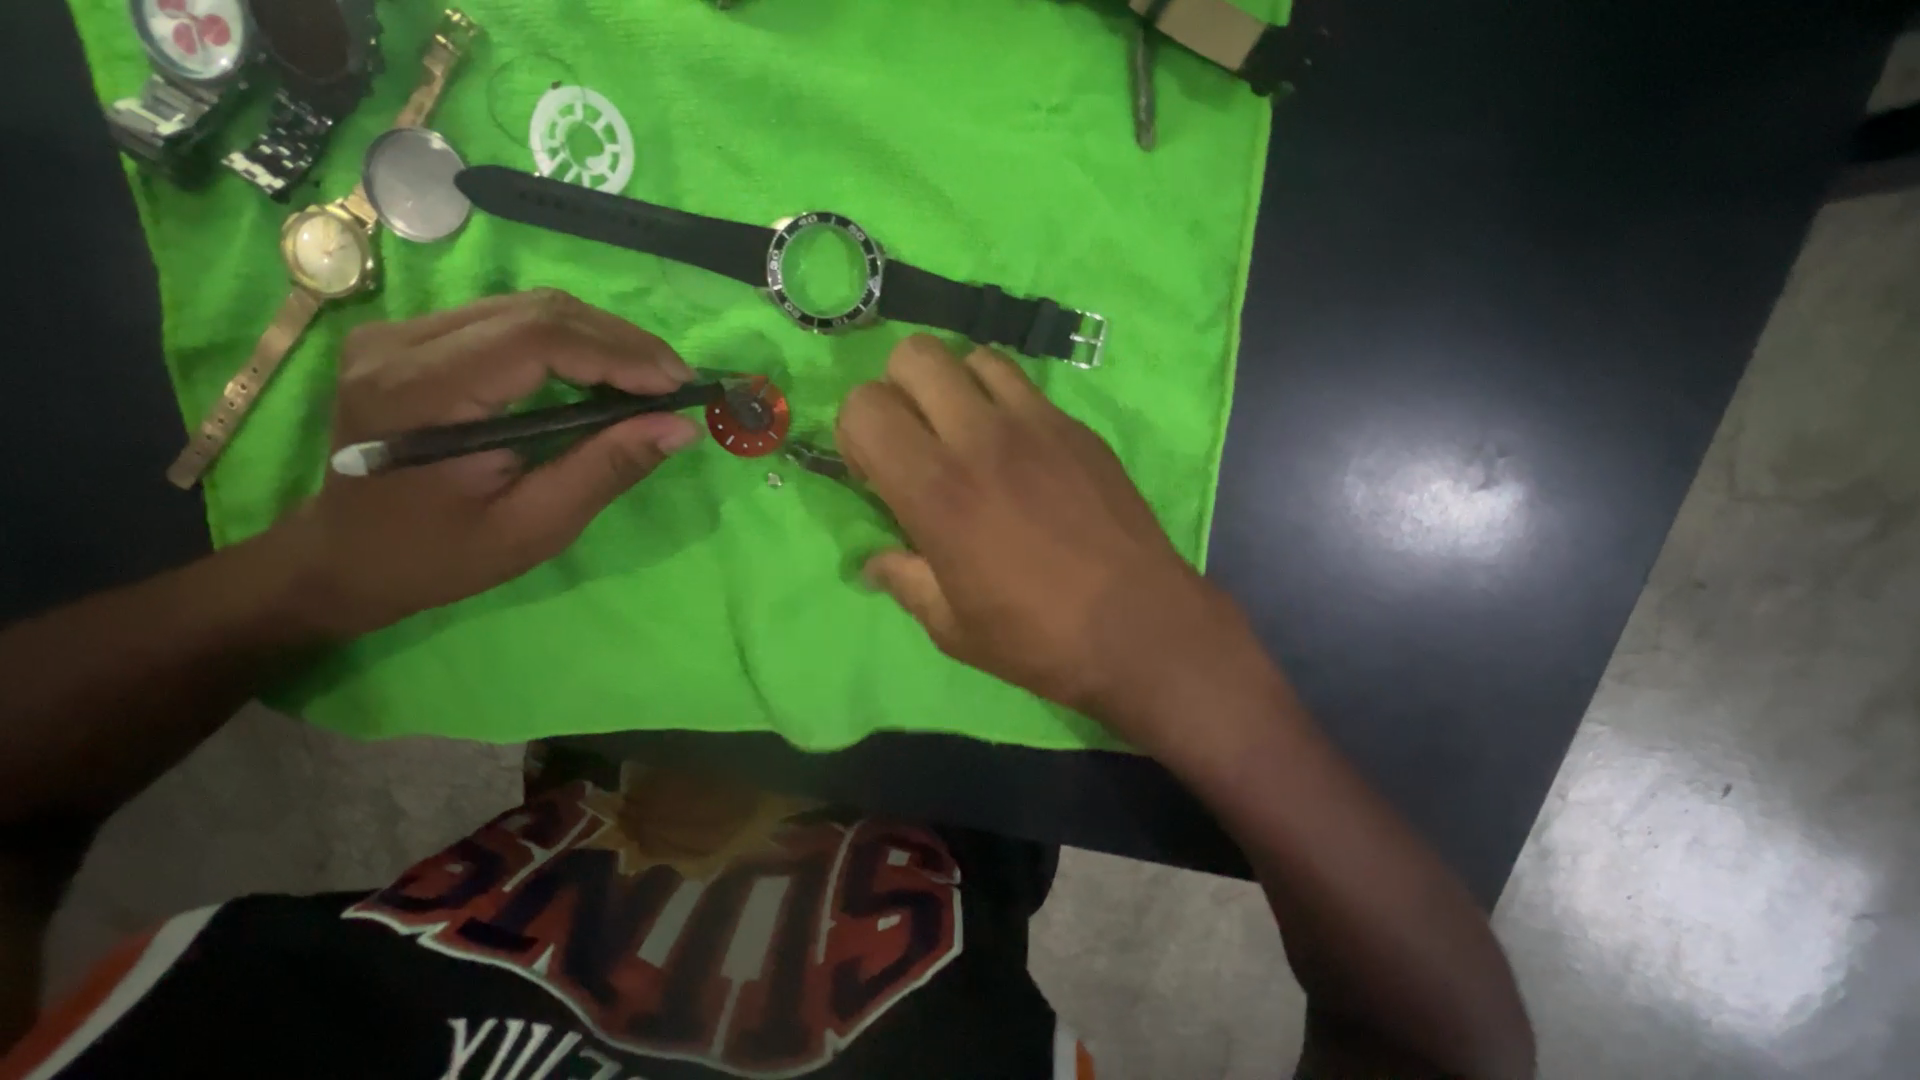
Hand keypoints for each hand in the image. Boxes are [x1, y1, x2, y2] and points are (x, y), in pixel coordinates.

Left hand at [277, 290, 701, 636]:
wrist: (344, 557)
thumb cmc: (436, 556)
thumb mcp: (531, 528)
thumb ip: (604, 470)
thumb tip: (681, 427)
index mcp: (419, 394)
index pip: (535, 339)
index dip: (618, 353)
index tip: (679, 386)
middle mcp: (400, 344)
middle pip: (535, 311)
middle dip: (621, 342)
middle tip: (676, 383)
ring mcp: (401, 333)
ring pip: (527, 307)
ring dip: (600, 338)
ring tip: (650, 379)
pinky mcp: (413, 338)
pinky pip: (509, 320)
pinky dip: (569, 341)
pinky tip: (602, 372)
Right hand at [837, 335, 1260, 747]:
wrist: (1138, 626)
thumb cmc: (1036, 638)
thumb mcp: (950, 627)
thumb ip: (903, 580)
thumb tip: (875, 560)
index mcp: (935, 490)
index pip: (864, 406)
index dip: (856, 434)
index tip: (876, 474)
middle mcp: (979, 438)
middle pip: (914, 355)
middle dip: (898, 390)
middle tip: (916, 440)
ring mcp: (1035, 423)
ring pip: (972, 355)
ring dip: (953, 386)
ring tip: (966, 435)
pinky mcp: (1076, 427)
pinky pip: (1023, 384)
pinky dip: (1002, 401)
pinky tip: (1018, 451)